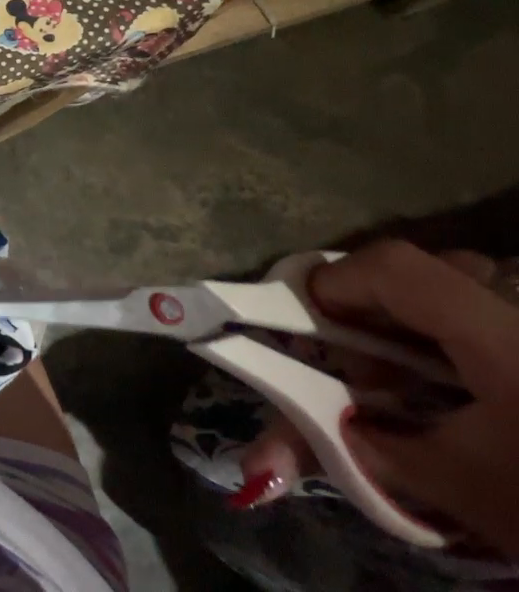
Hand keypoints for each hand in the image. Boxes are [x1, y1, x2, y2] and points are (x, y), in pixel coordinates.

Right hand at [235, 240, 518, 557]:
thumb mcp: (447, 483)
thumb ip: (343, 447)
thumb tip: (255, 465)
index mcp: (506, 338)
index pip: (395, 266)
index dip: (337, 281)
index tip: (311, 321)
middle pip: (436, 270)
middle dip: (382, 310)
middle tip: (375, 369)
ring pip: (478, 287)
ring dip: (429, 325)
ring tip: (432, 385)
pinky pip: (505, 311)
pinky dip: (473, 338)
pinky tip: (480, 392)